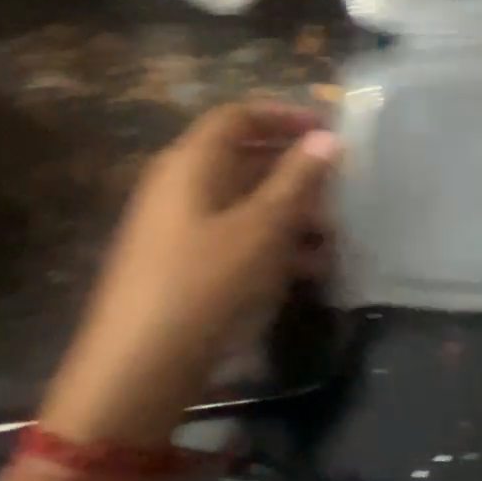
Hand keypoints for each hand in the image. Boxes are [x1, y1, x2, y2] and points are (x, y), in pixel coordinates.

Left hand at [38, 103, 338, 445]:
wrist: (140, 365)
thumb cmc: (207, 282)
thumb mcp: (263, 227)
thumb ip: (298, 179)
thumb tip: (328, 139)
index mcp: (191, 164)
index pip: (237, 116)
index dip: (284, 115)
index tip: (329, 132)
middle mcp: (179, 186)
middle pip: (242, 157)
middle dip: (295, 168)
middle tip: (341, 185)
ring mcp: (178, 227)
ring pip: (244, 200)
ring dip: (292, 210)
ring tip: (335, 233)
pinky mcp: (183, 263)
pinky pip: (236, 234)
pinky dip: (273, 240)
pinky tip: (309, 267)